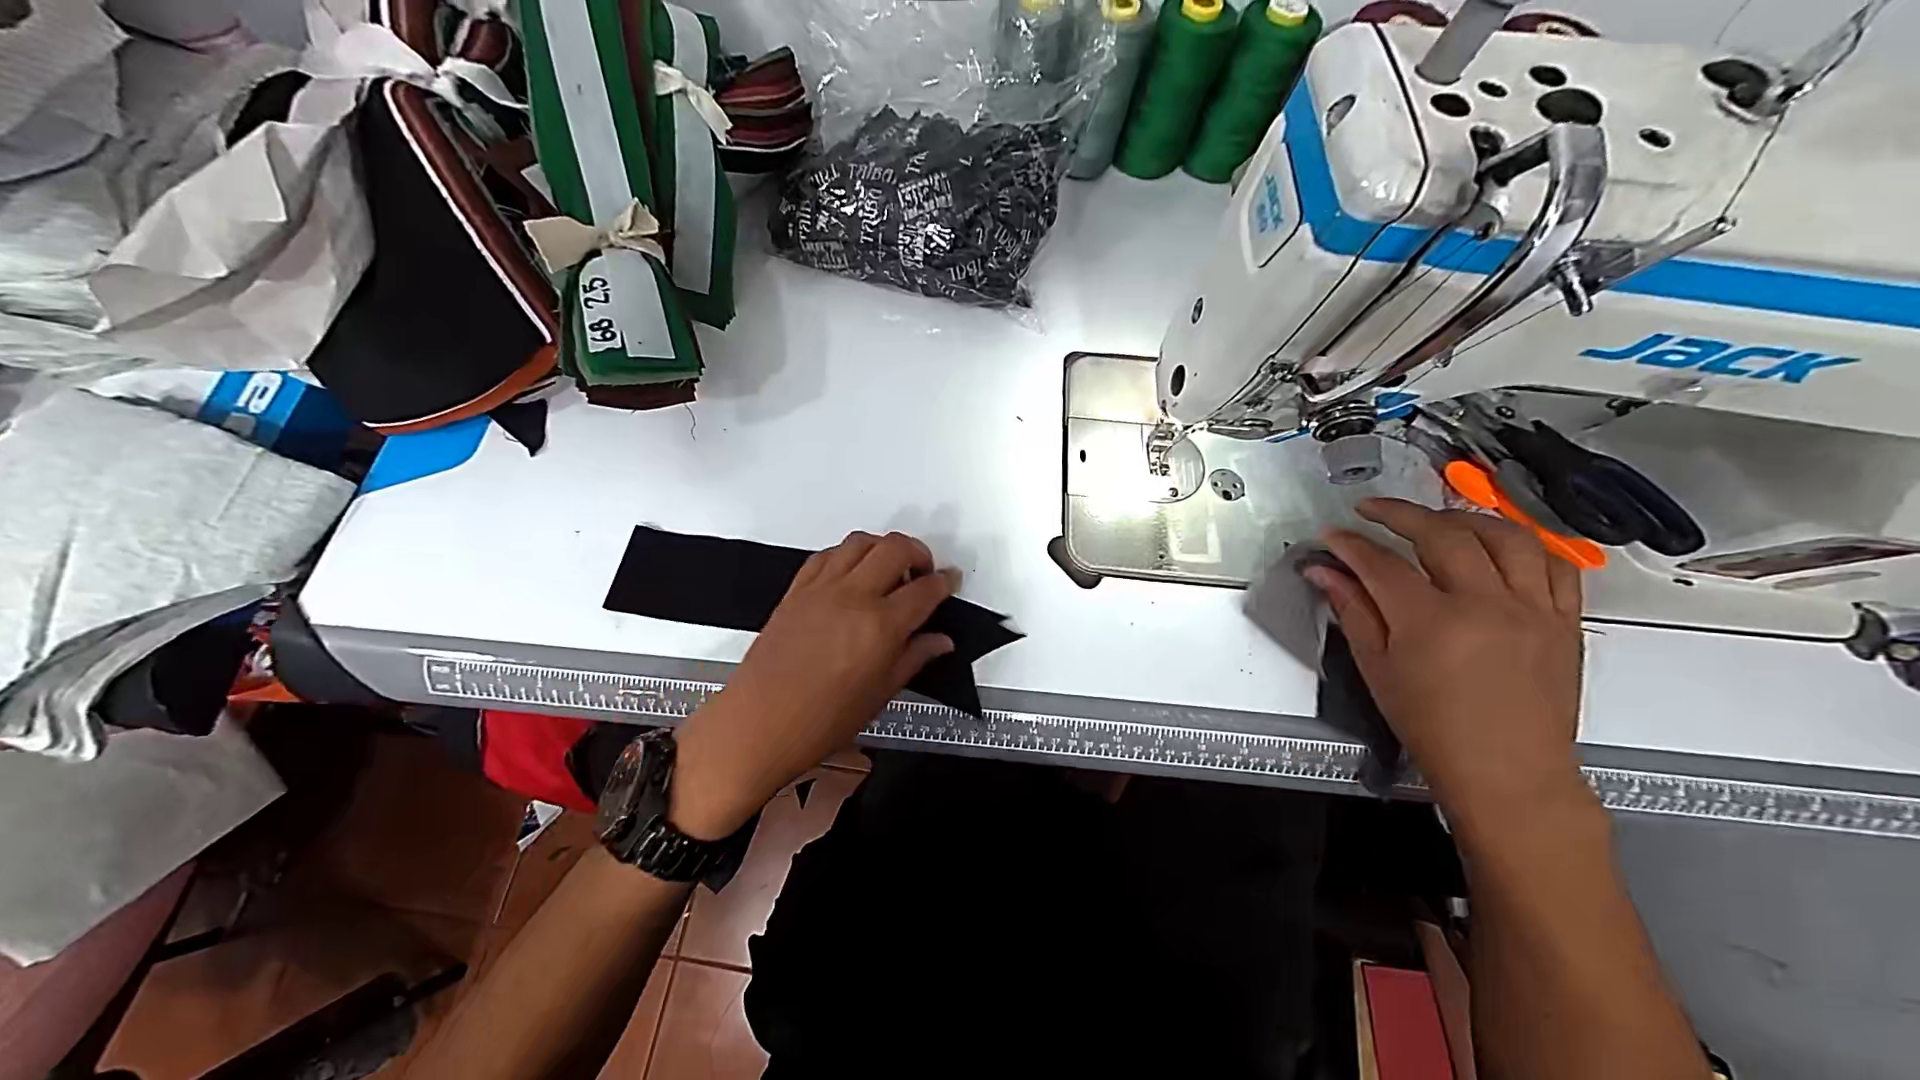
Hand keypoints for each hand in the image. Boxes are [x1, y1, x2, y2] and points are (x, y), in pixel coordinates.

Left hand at [669, 531, 957, 839]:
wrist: (759, 724)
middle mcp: (852, 598)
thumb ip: (913, 658)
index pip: (925, 589)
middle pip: (896, 548)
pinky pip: (826, 555)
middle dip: (918, 553)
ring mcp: (821, 590)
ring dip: (883, 547)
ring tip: (890, 566)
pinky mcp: (796, 591)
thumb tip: (937, 642)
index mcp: (880, 626)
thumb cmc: (818, 721)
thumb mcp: (880, 694)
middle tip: (923, 571)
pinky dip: (847, 554)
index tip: (949, 582)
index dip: (944, 582)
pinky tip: (851, 570)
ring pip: (860, 542)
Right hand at [1306, 499, 1589, 839]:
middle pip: (1441, 535)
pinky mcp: (1564, 620)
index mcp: (1432, 623)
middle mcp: (1486, 605)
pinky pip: (1556, 564)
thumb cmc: (1434, 728)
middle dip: (1400, 514)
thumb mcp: (1379, 670)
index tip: (1332, 535)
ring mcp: (1533, 609)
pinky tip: (1499, 544)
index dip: (1351, 544)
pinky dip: (1526, 544)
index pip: (1382, 564)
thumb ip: (1353, 612)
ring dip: (1463, 518)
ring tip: (1436, 518)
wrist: (1509, 773)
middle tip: (1373, 510)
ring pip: (1505, 536)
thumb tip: (1325, 573)